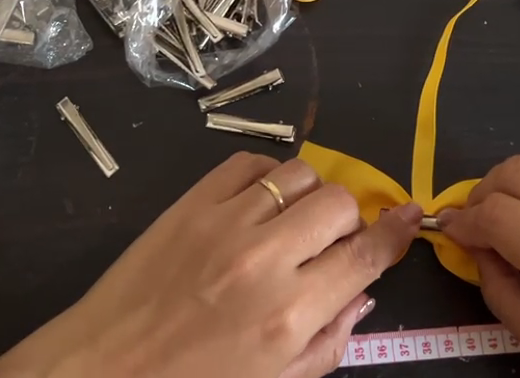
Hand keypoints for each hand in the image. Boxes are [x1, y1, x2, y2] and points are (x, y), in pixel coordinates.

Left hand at [0, 152, 418, 377]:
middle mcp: (265, 259)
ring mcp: (227, 220)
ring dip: (307, 194)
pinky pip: (251, 162)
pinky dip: (265, 176)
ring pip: (299, 173)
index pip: (364, 256)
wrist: (107, 365)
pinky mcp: (194, 197)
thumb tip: (364, 292)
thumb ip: (328, 341)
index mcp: (289, 315)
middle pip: (338, 202)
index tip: (412, 214)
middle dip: (346, 218)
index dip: (397, 232)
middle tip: (326, 239)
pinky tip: (257, 202)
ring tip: (289, 219)